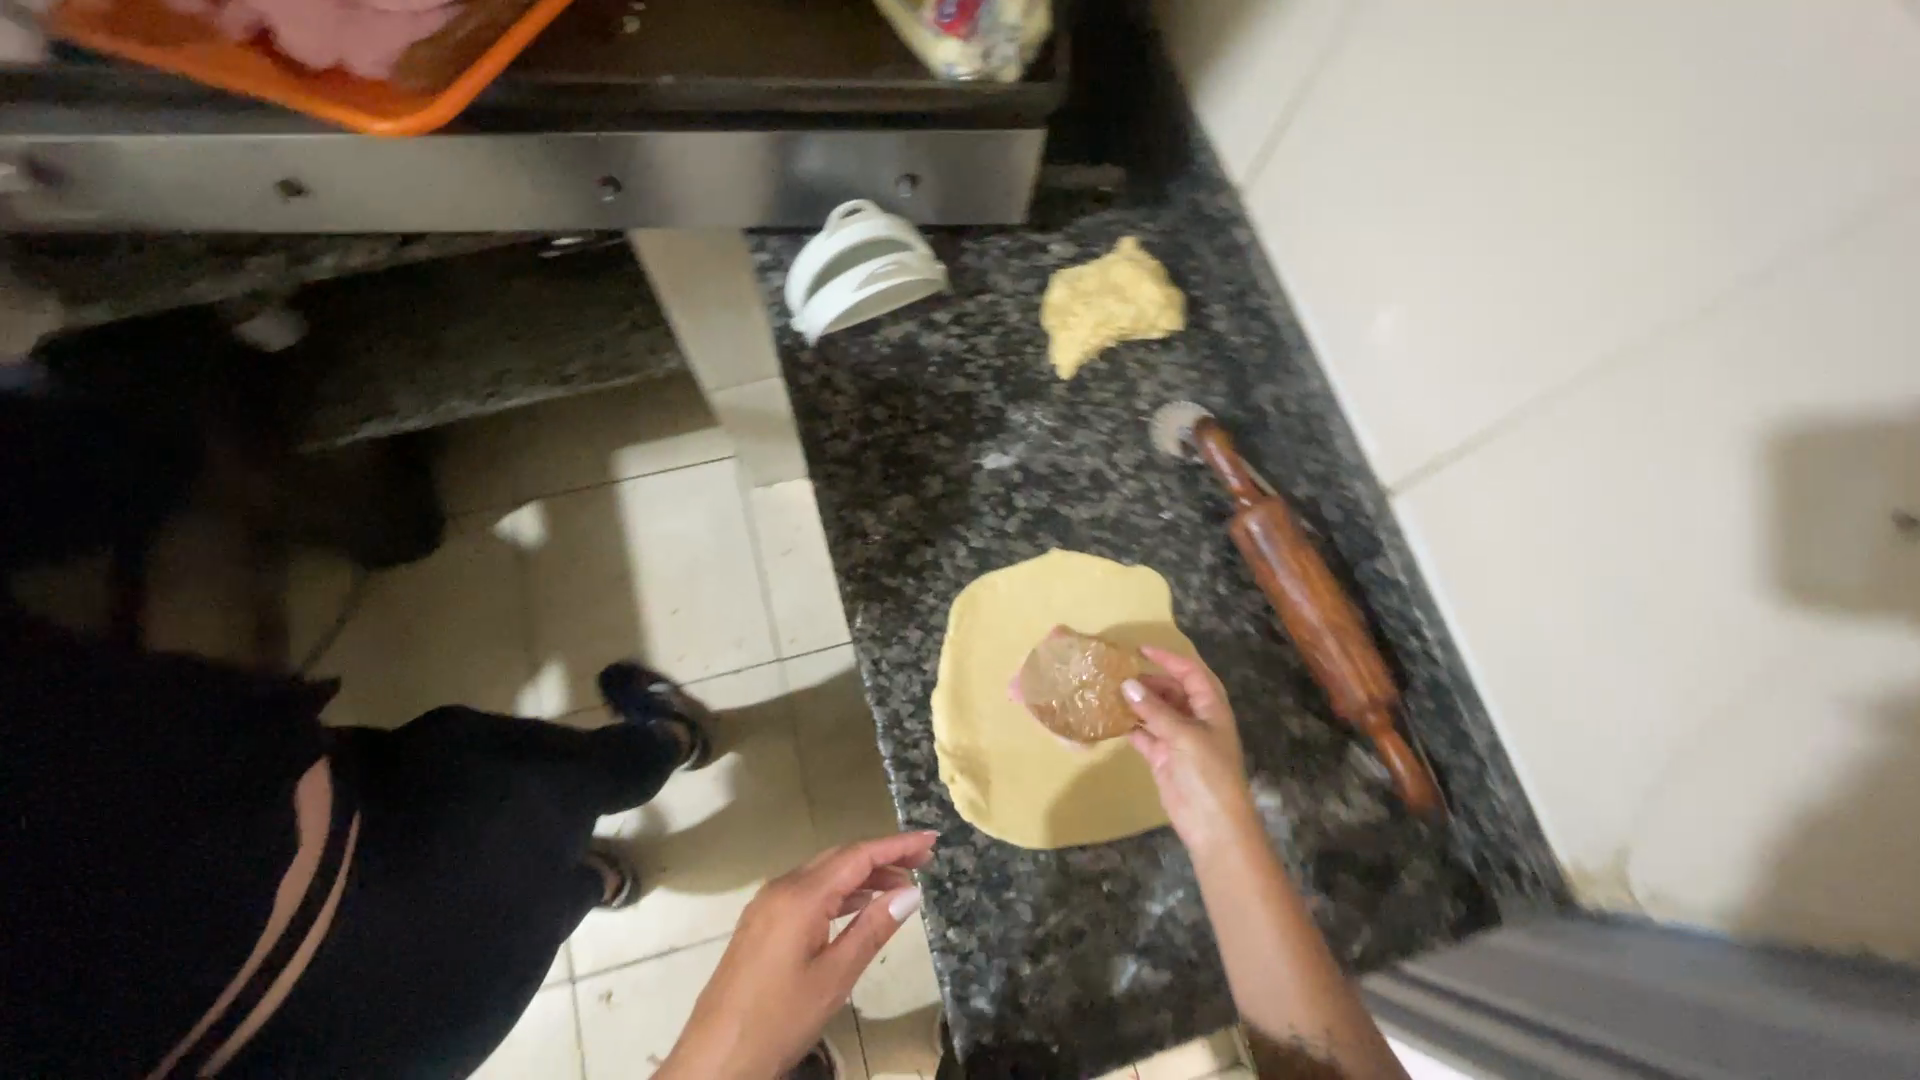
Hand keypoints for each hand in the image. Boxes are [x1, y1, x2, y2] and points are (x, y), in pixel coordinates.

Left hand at [657, 832, 934, 1079]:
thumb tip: (911, 893)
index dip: (898, 845)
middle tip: (924, 862)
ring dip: (862, 875)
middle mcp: (781, 888)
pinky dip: (839, 892)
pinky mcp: (761, 923)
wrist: (715, 1060)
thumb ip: (873, 928)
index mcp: (800, 896)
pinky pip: (807, 891)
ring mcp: (767, 905)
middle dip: (884, 856)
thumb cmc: (779, 1019)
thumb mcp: (835, 976)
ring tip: (902, 887)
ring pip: (823, 874)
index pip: (859, 856)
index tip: (931, 841)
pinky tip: (859, 907)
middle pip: (840, 858)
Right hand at [1123, 647, 1257, 850]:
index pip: (1191, 673)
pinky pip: (1144, 734)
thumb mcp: (1184, 735)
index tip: (1140, 650)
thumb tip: (1127, 684)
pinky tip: (1110, 718)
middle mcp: (1195, 720)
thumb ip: (1154, 710)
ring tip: (1109, 691)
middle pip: (1171, 691)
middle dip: (1148, 681)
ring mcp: (1179, 739)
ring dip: (1136, 703)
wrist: (1213, 823)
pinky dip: (1129, 726)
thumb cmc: (1208, 773)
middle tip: (1117, 675)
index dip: (1169, 659)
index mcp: (1211, 708)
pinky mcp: (1163, 758)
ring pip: (1155, 712)